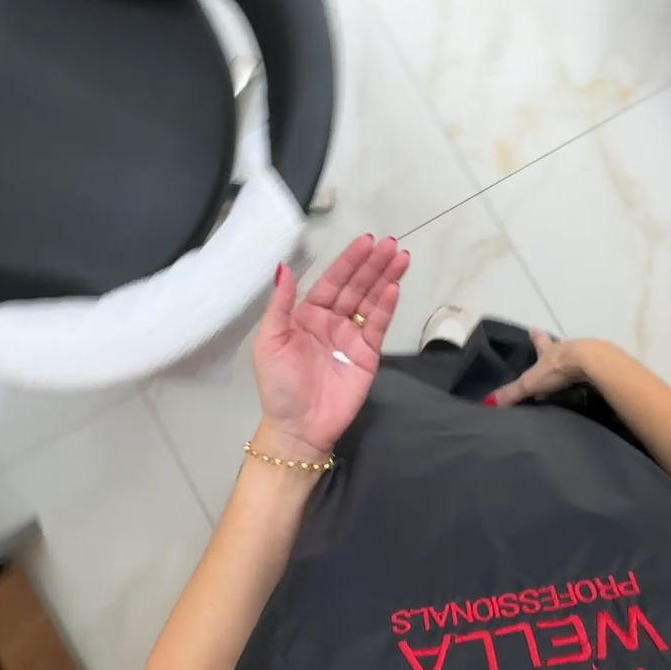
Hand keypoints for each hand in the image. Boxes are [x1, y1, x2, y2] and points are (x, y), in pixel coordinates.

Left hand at [252, 235, 409, 460]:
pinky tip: (395, 287)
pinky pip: (378, 325)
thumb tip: (284, 268)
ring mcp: (352, 337)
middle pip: (356, 286)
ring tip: (401, 258)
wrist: (298, 428)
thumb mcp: (269, 341)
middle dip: (373, 264)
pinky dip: (387, 306)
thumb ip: (280, 305)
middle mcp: (332, 320)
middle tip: (391, 244)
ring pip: (371, 300)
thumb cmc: (279, 385)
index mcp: (307, 314)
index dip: (349, 261)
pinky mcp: (368, 354)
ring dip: (386, 278)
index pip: (332, 280)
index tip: (366, 241)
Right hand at [486, 329, 602, 407]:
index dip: (536, 336)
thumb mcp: (530, 383)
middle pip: (558, 348)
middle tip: (552, 356)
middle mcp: (566, 348)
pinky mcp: (600, 365)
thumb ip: (512, 393)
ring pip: (575, 358)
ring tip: (568, 374)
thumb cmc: (558, 368)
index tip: (534, 328)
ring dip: (571, 365)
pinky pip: (591, 371)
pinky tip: (588, 384)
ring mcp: (585, 355)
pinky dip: (588, 376)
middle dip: (555, 351)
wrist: (592, 363)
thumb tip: (488, 402)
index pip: (539, 341)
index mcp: (548, 349)